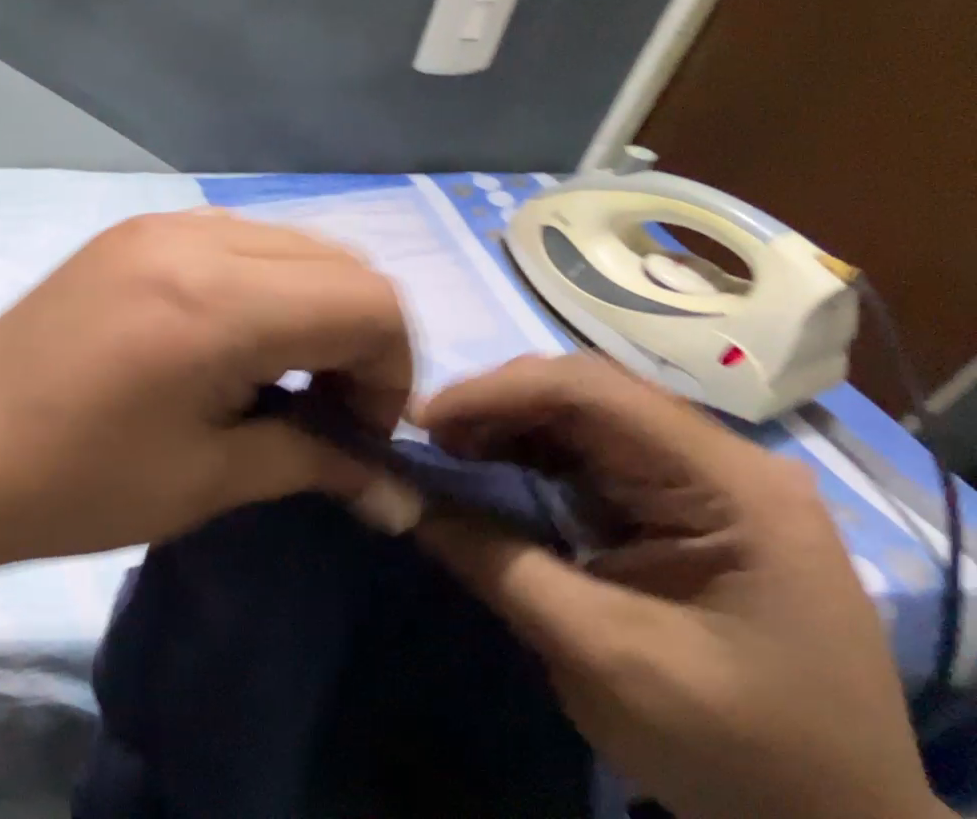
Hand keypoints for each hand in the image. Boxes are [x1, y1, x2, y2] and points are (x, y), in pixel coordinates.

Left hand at [0, 209, 412, 573]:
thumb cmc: (74, 485)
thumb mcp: (205, 481)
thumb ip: (310, 460)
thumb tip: (389, 484)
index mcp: (218, 300)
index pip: (368, 303)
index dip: (390, 373)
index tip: (359, 434)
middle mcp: (191, 238)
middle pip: (336, 261)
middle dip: (357, 336)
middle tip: (327, 410)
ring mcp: (148, 227)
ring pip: (284, 244)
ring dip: (308, 307)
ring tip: (276, 381)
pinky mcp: (119, 238)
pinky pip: (227, 242)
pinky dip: (257, 287)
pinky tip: (225, 346)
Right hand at [415, 354, 947, 818]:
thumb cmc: (732, 742)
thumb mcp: (603, 653)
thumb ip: (500, 566)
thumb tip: (402, 499)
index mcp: (729, 484)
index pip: (594, 392)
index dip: (495, 393)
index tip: (418, 421)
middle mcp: (722, 466)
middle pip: (590, 396)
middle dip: (495, 407)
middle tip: (422, 439)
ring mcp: (704, 490)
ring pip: (585, 423)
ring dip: (507, 431)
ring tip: (442, 454)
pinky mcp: (680, 516)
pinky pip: (592, 464)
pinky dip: (528, 462)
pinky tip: (486, 475)